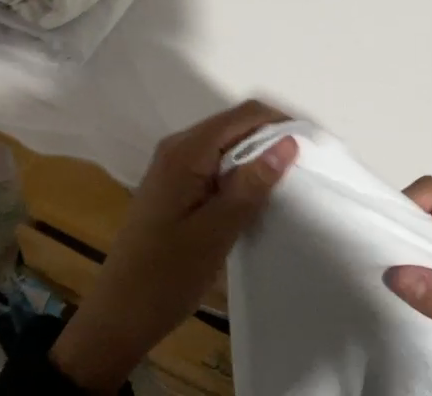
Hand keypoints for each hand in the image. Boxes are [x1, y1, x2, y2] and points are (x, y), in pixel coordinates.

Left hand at [50, 101, 298, 392]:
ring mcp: (173, 166)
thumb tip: (288, 142)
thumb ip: (251, 184)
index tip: (312, 146)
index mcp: (185, 151)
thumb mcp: (216, 231)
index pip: (242, 115)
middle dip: (270, 139)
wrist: (119, 315)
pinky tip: (255, 197)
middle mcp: (177, 148)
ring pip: (226, 145)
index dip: (279, 122)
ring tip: (287, 182)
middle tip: (305, 168)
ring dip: (256, 158)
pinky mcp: (174, 186)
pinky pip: (214, 164)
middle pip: (234, 125)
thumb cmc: (167, 275)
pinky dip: (238, 173)